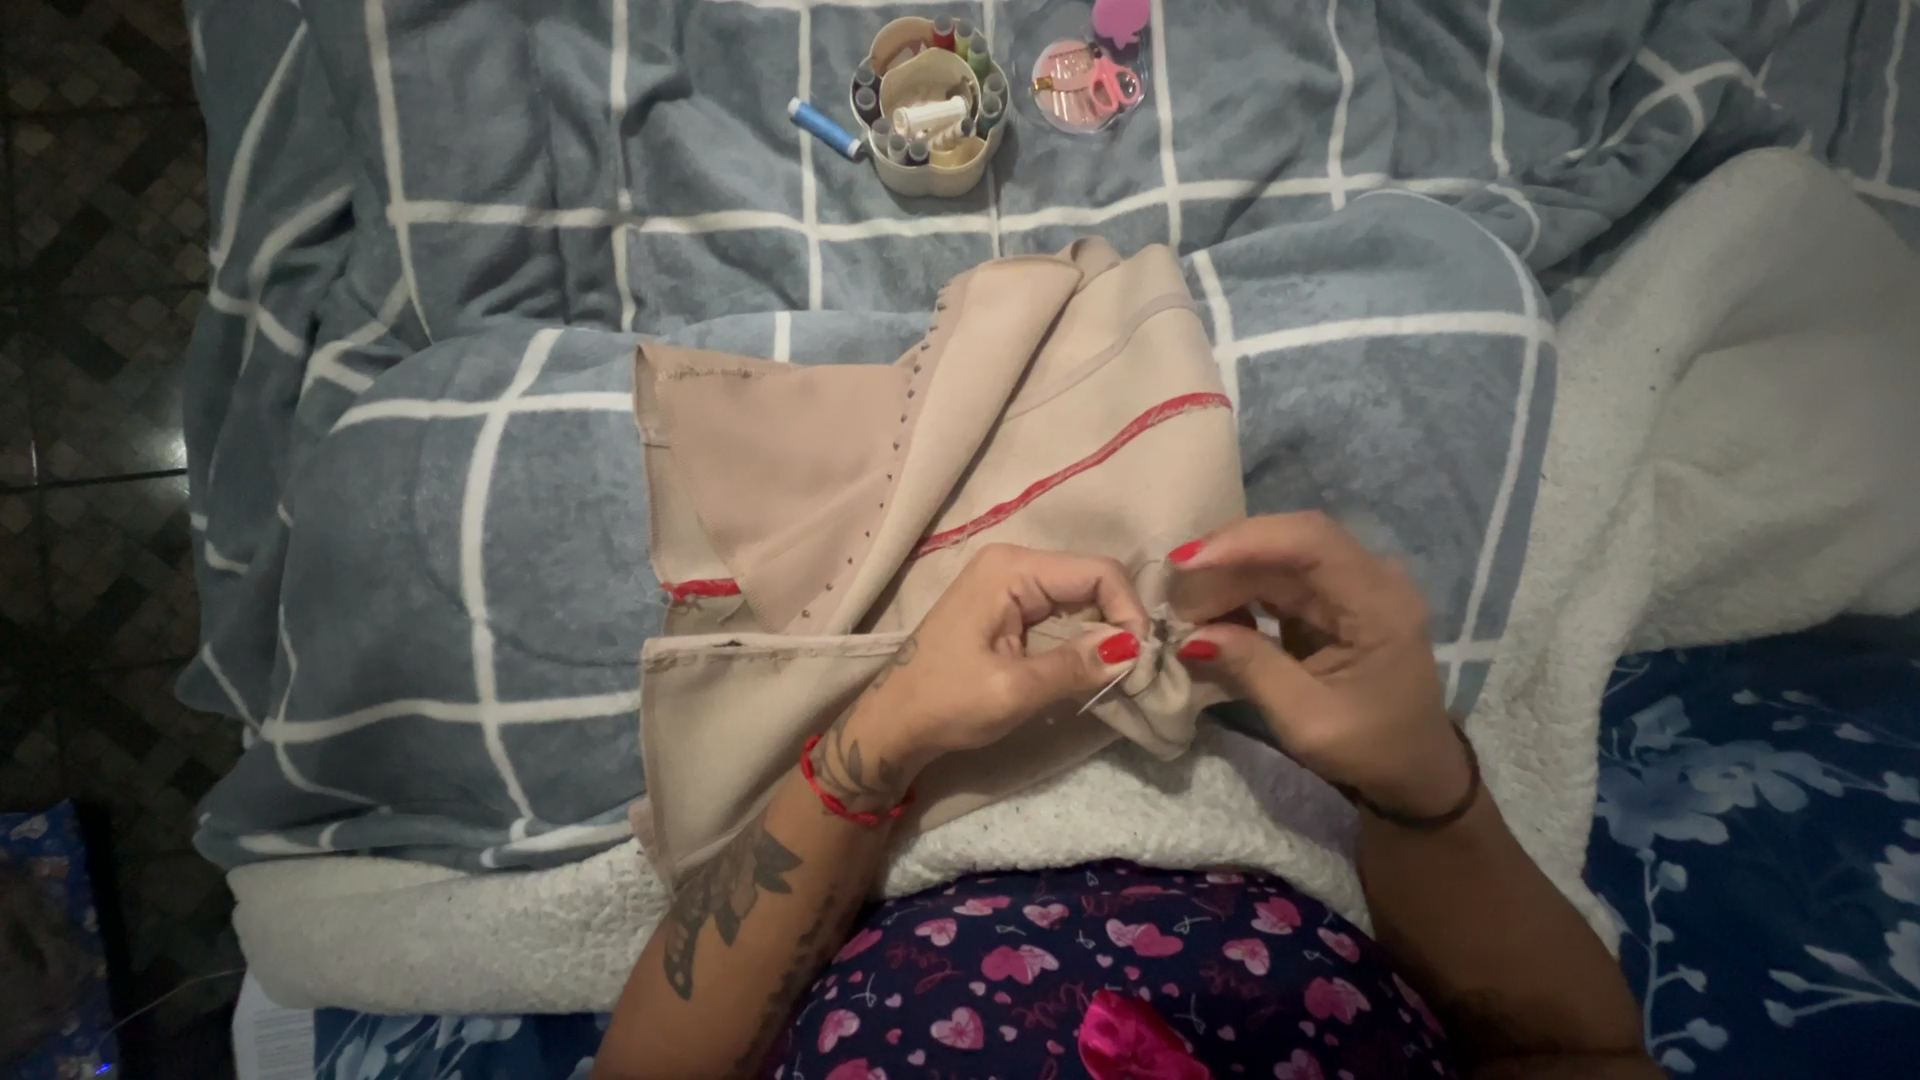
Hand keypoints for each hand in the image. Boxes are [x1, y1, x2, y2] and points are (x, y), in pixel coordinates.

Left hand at [812, 545, 1149, 810]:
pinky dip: (1084, 636)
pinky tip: (1095, 665)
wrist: (895, 722)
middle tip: (1138, 671)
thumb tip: (1134, 651)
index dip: (1128, 610)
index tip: (1140, 659)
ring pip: (1081, 597)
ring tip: (1122, 672)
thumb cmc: (945, 703)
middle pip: (1092, 579)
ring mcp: (1009, 582)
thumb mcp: (1014, 690)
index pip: (1097, 571)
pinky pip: (1062, 611)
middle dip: (1120, 621)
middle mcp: (1012, 563)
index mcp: (1010, 568)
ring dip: (1105, 631)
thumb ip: (1075, 665)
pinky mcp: (1008, 605)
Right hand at [1168, 513, 1471, 818]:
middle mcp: (1369, 577)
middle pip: (1286, 542)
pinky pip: (1274, 575)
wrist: (1410, 766)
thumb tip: (1190, 635)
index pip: (1312, 542)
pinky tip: (1208, 611)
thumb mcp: (1306, 719)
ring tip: (1183, 608)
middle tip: (1173, 597)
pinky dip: (1235, 588)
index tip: (1187, 562)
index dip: (1246, 541)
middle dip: (1223, 561)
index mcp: (1379, 603)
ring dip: (1223, 575)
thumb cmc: (1368, 747)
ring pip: (1273, 555)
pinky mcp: (1328, 595)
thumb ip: (1251, 669)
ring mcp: (1349, 582)